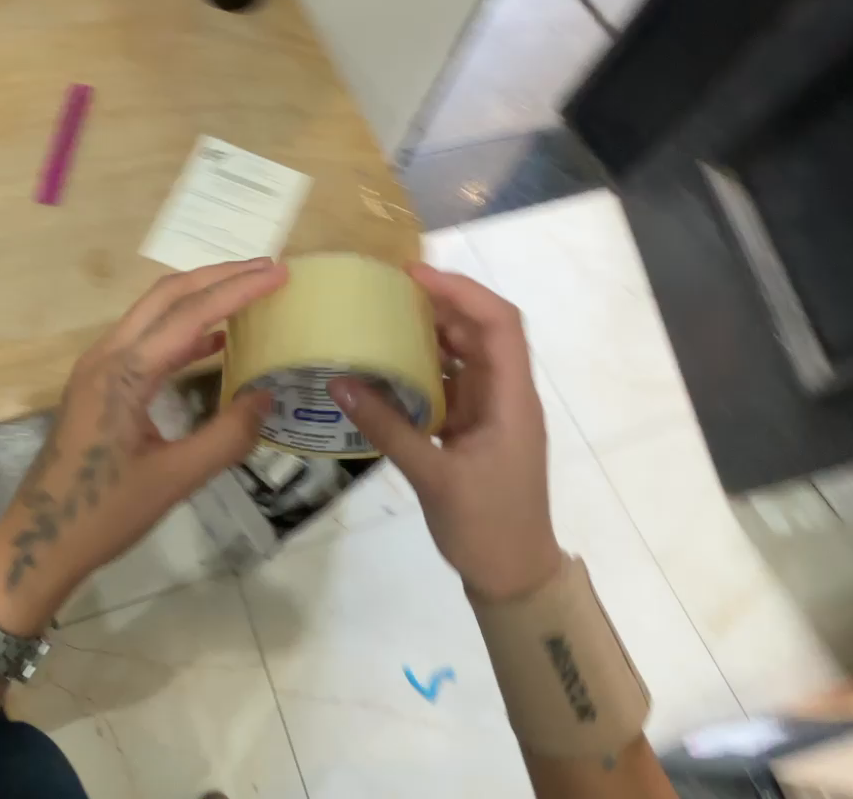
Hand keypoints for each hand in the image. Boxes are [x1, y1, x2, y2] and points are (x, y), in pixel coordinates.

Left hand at [0, 258, 286, 634]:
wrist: (39, 542)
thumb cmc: (103, 513)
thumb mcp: (175, 479)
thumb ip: (227, 436)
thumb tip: (267, 397)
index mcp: (123, 372)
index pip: (190, 315)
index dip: (238, 290)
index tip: (280, 273)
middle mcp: (107, 356)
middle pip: (167, 296)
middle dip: (218, 277)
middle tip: (267, 269)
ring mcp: (99, 367)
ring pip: (154, 313)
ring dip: (200, 298)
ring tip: (248, 293)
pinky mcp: (100, 384)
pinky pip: (146, 340)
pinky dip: (183, 330)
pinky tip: (215, 342)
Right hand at [329, 262, 561, 601]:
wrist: (513, 575)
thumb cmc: (487, 525)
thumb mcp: (433, 477)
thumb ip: (387, 427)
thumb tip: (339, 382)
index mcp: (511, 399)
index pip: (500, 324)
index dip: (462, 291)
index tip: (414, 276)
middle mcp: (504, 394)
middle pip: (481, 330)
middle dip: (440, 303)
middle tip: (386, 290)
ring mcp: (489, 410)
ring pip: (464, 353)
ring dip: (429, 332)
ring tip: (381, 316)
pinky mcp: (471, 426)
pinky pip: (448, 381)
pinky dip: (420, 366)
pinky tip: (385, 364)